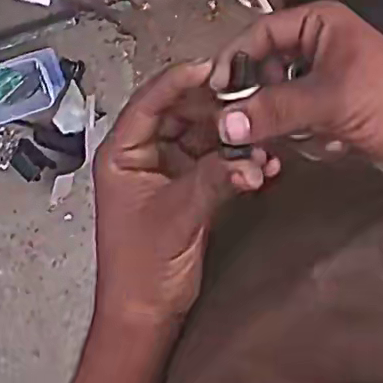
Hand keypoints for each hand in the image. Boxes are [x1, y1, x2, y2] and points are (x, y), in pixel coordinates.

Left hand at [91, 60, 277, 325]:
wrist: (147, 316)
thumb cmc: (140, 268)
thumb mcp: (177, 216)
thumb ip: (214, 180)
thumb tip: (251, 157)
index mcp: (122, 152)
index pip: (150, 102)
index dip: (179, 81)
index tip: (211, 67)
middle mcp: (143, 152)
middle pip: (180, 112)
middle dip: (214, 106)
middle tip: (246, 97)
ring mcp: (167, 166)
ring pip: (201, 132)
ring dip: (230, 134)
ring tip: (259, 133)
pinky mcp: (188, 182)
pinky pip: (214, 157)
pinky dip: (235, 157)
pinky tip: (260, 162)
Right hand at [209, 2, 382, 176]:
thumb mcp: (327, 101)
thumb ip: (273, 110)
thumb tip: (226, 121)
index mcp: (319, 23)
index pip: (260, 33)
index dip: (235, 59)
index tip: (216, 89)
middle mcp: (319, 42)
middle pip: (266, 64)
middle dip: (260, 95)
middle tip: (243, 122)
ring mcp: (326, 74)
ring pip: (280, 92)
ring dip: (282, 118)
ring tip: (295, 135)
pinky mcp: (333, 103)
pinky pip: (298, 113)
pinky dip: (301, 130)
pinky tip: (326, 141)